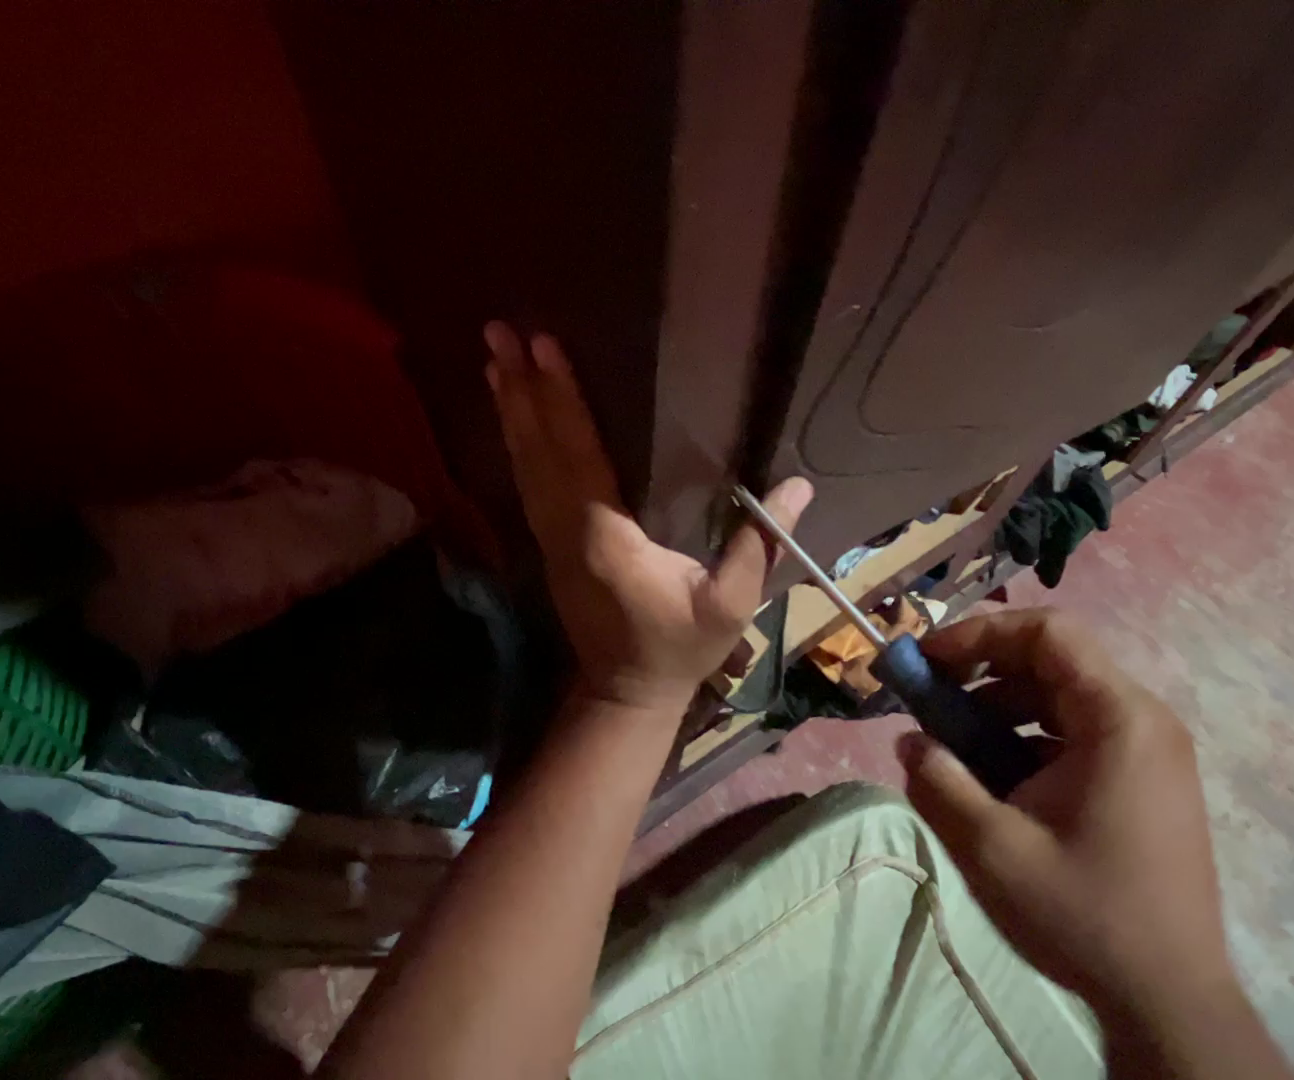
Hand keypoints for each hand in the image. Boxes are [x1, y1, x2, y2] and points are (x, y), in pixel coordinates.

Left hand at [484, 322, 811, 712]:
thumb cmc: (678, 649)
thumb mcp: (730, 605)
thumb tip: (799, 487)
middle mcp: (568, 532)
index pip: (580, 457)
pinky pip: (527, 484)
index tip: (544, 350)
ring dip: (510, 410)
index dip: (562, 402)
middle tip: (499, 331)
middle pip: (540, 451)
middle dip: (521, 390)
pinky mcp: (550, 546)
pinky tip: (510, 416)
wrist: (625, 693)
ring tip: (494, 358)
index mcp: (608, 540)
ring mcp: (551, 540)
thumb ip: (759, 546)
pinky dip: (517, 443)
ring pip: (525, 465)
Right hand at [900, 608, 1232, 1018]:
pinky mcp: (1145, 780)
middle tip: (929, 700)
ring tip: (954, 744)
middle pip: (1054, 660)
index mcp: (1119, 719)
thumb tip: (908, 740)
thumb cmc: (1084, 914)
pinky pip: (1077, 733)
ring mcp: (1150, 751)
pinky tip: (996, 779)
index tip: (927, 661)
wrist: (1169, 999)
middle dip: (982, 671)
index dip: (979, 633)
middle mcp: (1143, 720)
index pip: (1048, 632)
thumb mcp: (992, 848)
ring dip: (1001, 707)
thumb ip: (940, 782)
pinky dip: (1028, 737)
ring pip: (1062, 696)